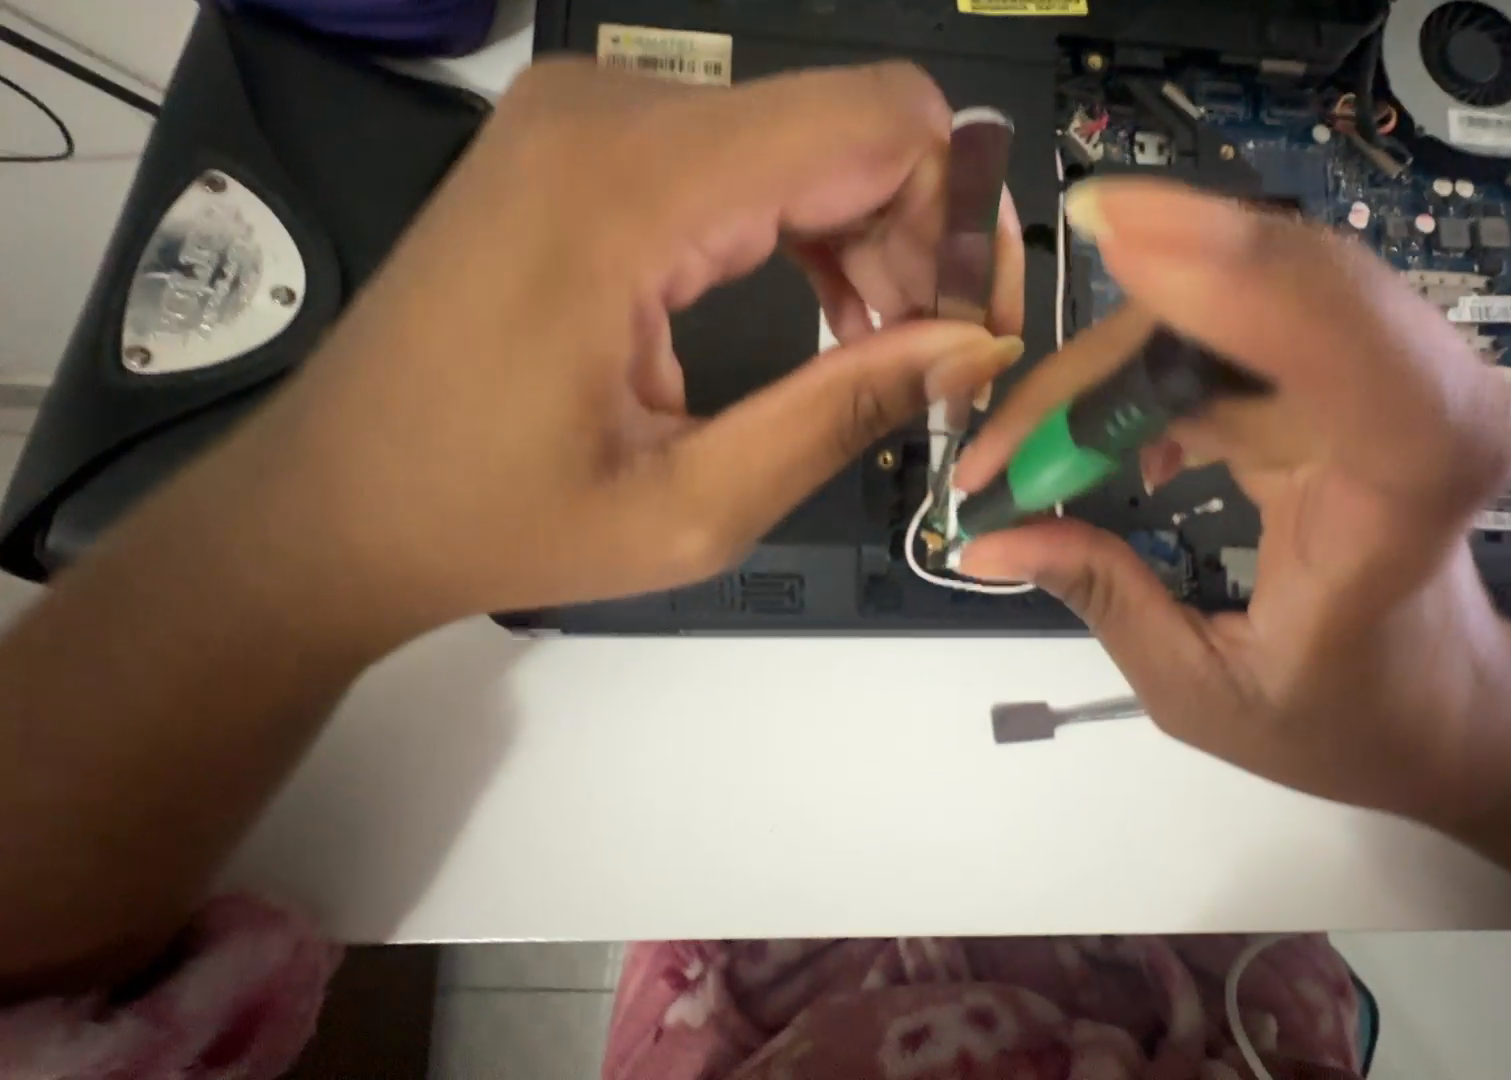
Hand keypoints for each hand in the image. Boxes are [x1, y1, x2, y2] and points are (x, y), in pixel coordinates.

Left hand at [191, 58, 1024, 633]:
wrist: (340, 503)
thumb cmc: (503, 520)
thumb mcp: (696, 504)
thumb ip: (845, 412)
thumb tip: (974, 348)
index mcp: (634, 187)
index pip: (878, 125)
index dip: (957, 224)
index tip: (968, 334)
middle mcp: (617, 112)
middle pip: (856, 126)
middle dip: (924, 242)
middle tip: (933, 360)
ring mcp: (597, 118)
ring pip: (815, 139)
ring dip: (877, 242)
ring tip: (881, 349)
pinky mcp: (592, 148)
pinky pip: (755, 159)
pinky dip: (817, 232)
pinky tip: (830, 315)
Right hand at [954, 179, 1510, 819]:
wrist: (1437, 707)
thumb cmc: (1345, 717)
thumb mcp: (1206, 688)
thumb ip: (1104, 599)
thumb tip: (986, 539)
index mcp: (1410, 489)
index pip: (1349, 344)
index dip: (1240, 277)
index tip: (1115, 241)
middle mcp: (1414, 406)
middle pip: (1255, 304)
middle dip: (1112, 344)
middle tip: (1001, 421)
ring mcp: (1375, 381)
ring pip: (1226, 308)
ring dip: (1108, 368)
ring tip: (1025, 451)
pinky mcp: (1332, 381)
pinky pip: (1223, 338)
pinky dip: (1139, 377)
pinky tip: (1103, 443)